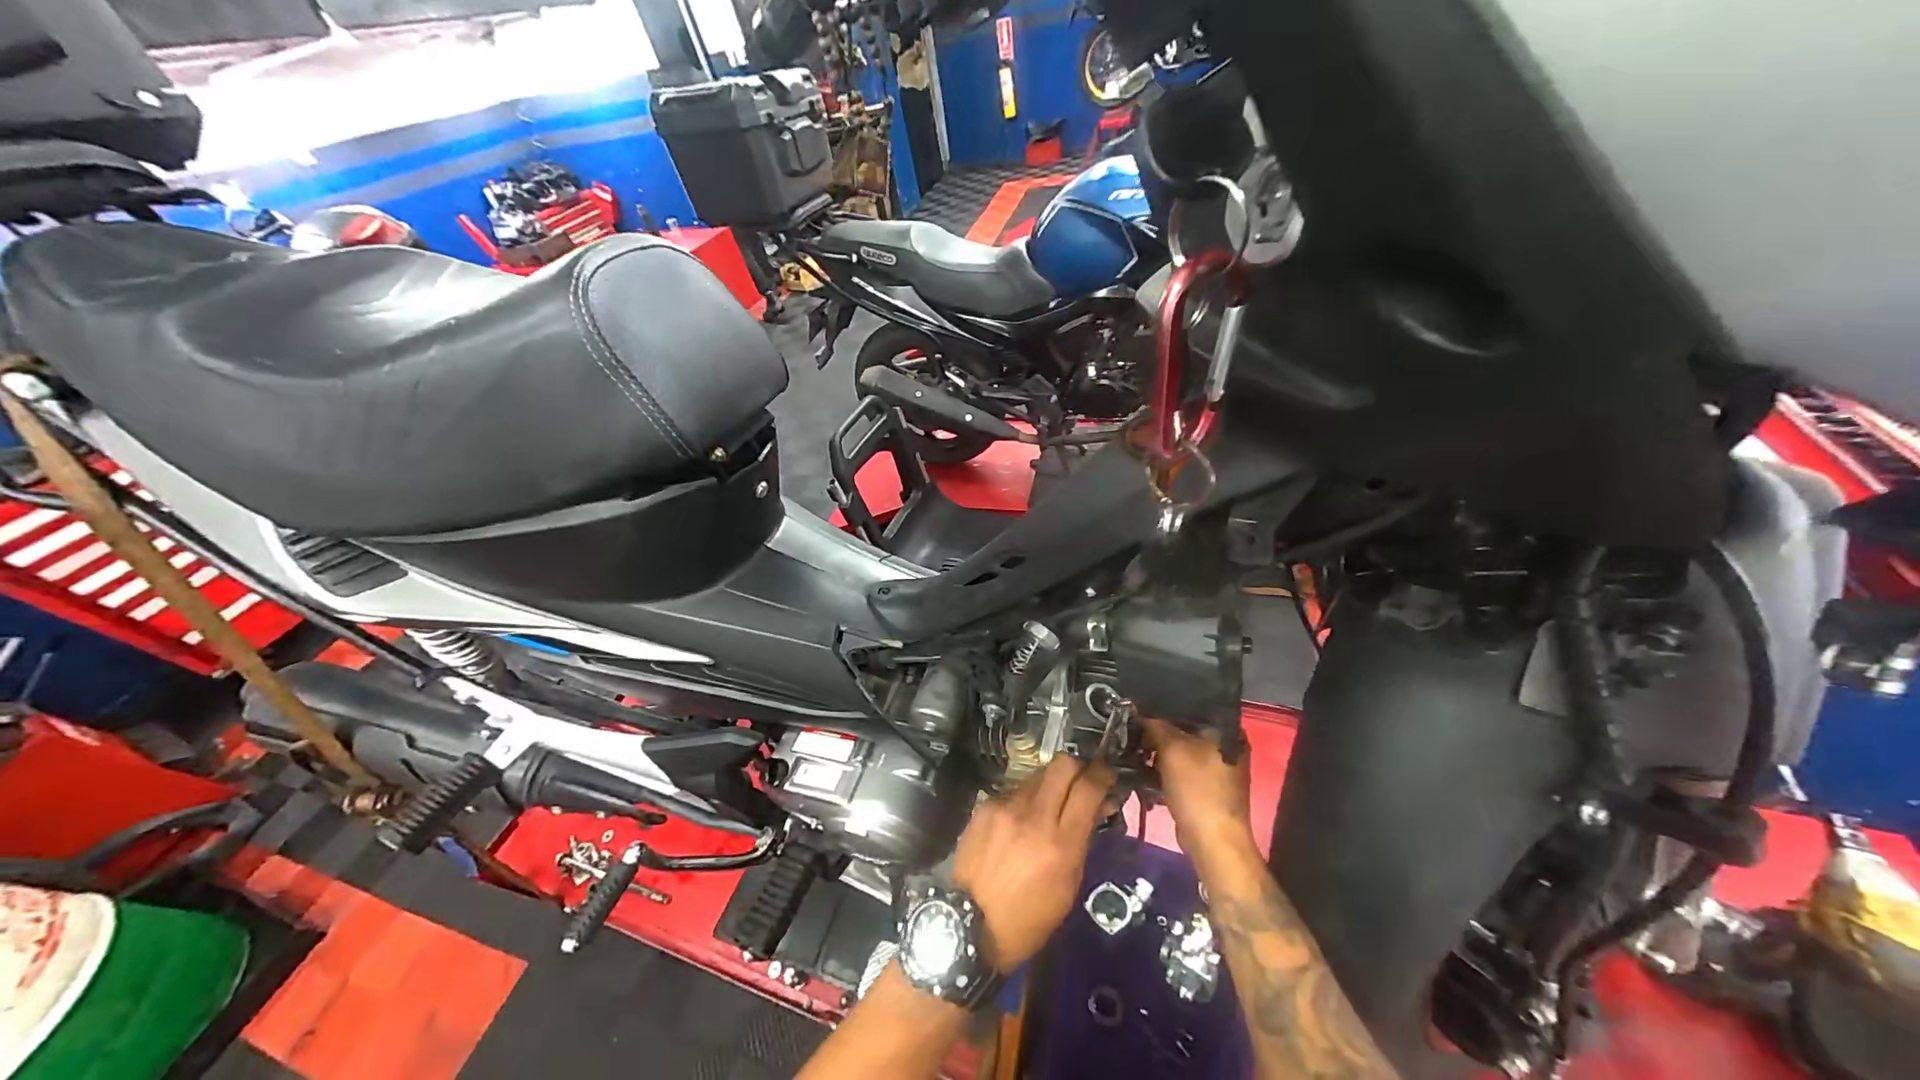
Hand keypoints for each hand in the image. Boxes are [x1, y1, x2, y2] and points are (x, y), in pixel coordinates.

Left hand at [950, 756, 1112, 972]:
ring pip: (1037, 776)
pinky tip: (1018, 822)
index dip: (1102, 774)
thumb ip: (1082, 842)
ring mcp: (1006, 808)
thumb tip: (1094, 809)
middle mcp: (1034, 817)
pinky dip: (1023, 802)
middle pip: (1062, 765)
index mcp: (1061, 844)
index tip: (1107, 774)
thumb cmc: (1028, 919)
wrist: (968, 925)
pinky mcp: (985, 807)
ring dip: (1049, 786)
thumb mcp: (1068, 888)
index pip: (1088, 788)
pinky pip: (1013, 793)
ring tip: (1048, 806)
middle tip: (1080, 780)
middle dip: (1077, 767)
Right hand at [1143, 716, 1253, 853]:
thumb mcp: (1173, 749)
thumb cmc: (1197, 789)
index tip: (1138, 706)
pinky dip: (1164, 769)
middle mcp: (1225, 745)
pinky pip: (1180, 769)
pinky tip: (1143, 769)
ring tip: (1134, 748)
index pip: (1191, 706)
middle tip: (1133, 729)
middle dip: (1158, 731)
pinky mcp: (1205, 786)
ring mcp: (1216, 768)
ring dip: (1158, 751)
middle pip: (1184, 728)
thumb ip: (1155, 725)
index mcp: (1226, 731)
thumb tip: (1140, 712)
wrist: (1212, 840)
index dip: (1163, 706)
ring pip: (1180, 750)